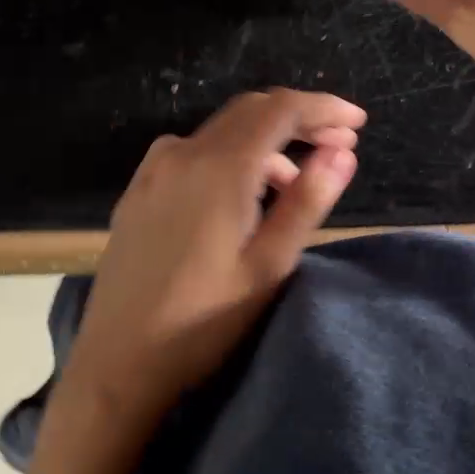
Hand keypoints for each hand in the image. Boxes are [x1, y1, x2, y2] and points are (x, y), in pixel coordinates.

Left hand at [67, 89, 364, 411]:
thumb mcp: (269, 265)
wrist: (116, 365)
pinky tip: (244, 193)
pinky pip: (197, 149)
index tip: (358, 123)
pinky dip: (234, 153)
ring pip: (225, 129)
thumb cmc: (204, 321)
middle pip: (253, 110)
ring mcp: (156, 169)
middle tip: (339, 145)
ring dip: (268, 139)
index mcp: (221, 166)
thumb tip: (343, 154)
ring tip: (296, 181)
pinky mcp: (140, 190)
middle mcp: (185, 152)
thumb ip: (308, 201)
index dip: (324, 107)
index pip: (282, 109)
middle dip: (300, 119)